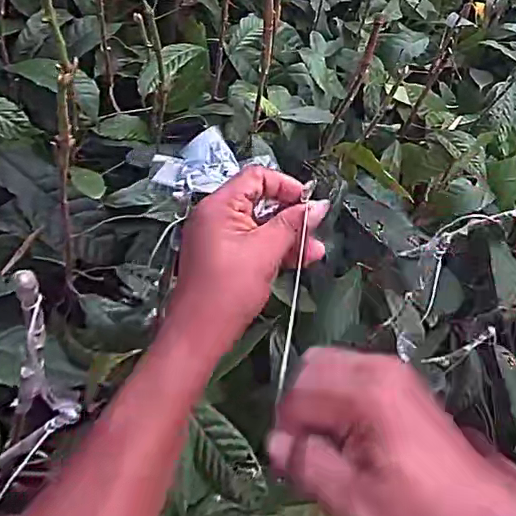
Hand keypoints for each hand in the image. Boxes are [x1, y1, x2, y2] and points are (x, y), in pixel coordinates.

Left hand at [166, 166, 327, 351]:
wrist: (196, 339)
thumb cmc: (227, 290)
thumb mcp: (266, 251)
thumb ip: (294, 223)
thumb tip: (320, 205)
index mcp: (219, 205)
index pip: (257, 176)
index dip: (285, 185)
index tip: (308, 203)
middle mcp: (216, 215)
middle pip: (261, 201)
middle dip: (292, 216)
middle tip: (315, 230)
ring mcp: (218, 237)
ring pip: (261, 224)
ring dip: (288, 236)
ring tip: (313, 252)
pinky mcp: (222, 256)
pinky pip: (253, 242)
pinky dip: (275, 249)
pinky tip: (298, 261)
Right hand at [267, 348, 515, 515]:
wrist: (483, 515)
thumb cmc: (422, 514)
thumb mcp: (357, 502)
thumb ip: (311, 465)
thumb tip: (276, 442)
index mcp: (369, 387)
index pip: (299, 389)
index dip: (287, 425)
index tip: (288, 459)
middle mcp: (382, 366)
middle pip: (315, 366)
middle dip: (302, 406)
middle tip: (306, 453)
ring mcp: (395, 372)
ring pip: (333, 369)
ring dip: (321, 405)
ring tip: (330, 452)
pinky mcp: (402, 385)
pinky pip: (354, 378)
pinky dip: (341, 404)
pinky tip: (350, 442)